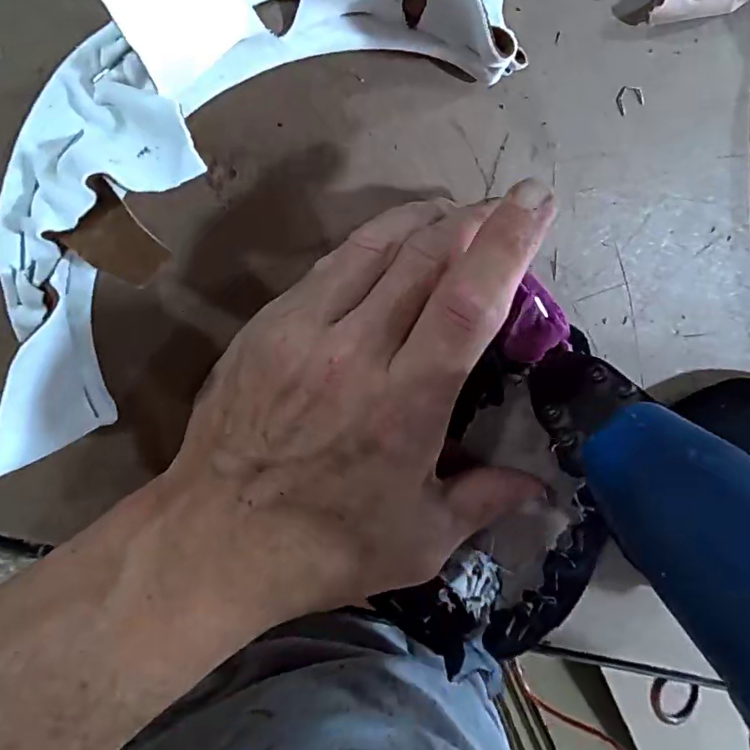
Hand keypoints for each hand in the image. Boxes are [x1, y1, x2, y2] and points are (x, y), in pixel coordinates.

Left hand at [158, 179, 558, 621]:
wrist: (209, 541)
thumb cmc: (325, 547)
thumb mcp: (421, 539)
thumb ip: (487, 499)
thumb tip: (540, 484)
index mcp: (405, 403)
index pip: (468, 302)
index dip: (508, 243)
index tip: (537, 202)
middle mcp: (356, 352)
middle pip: (426, 256)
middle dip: (478, 218)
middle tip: (509, 204)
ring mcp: (304, 330)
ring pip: (378, 246)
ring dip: (429, 218)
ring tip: (460, 212)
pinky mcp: (269, 323)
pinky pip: (335, 262)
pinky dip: (379, 239)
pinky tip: (397, 240)